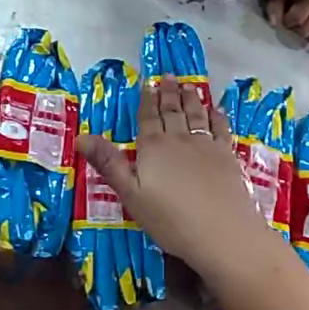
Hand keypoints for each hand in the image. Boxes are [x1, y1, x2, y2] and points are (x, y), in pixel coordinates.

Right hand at [77, 77, 271, 277]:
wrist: (222, 233)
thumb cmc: (170, 219)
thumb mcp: (130, 195)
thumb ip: (108, 164)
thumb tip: (81, 136)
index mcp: (153, 147)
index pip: (148, 117)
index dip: (146, 100)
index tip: (147, 83)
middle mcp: (180, 139)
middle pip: (172, 111)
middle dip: (169, 93)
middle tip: (168, 76)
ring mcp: (206, 146)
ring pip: (196, 115)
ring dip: (191, 99)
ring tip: (188, 86)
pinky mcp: (227, 156)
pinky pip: (220, 128)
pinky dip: (217, 115)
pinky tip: (217, 110)